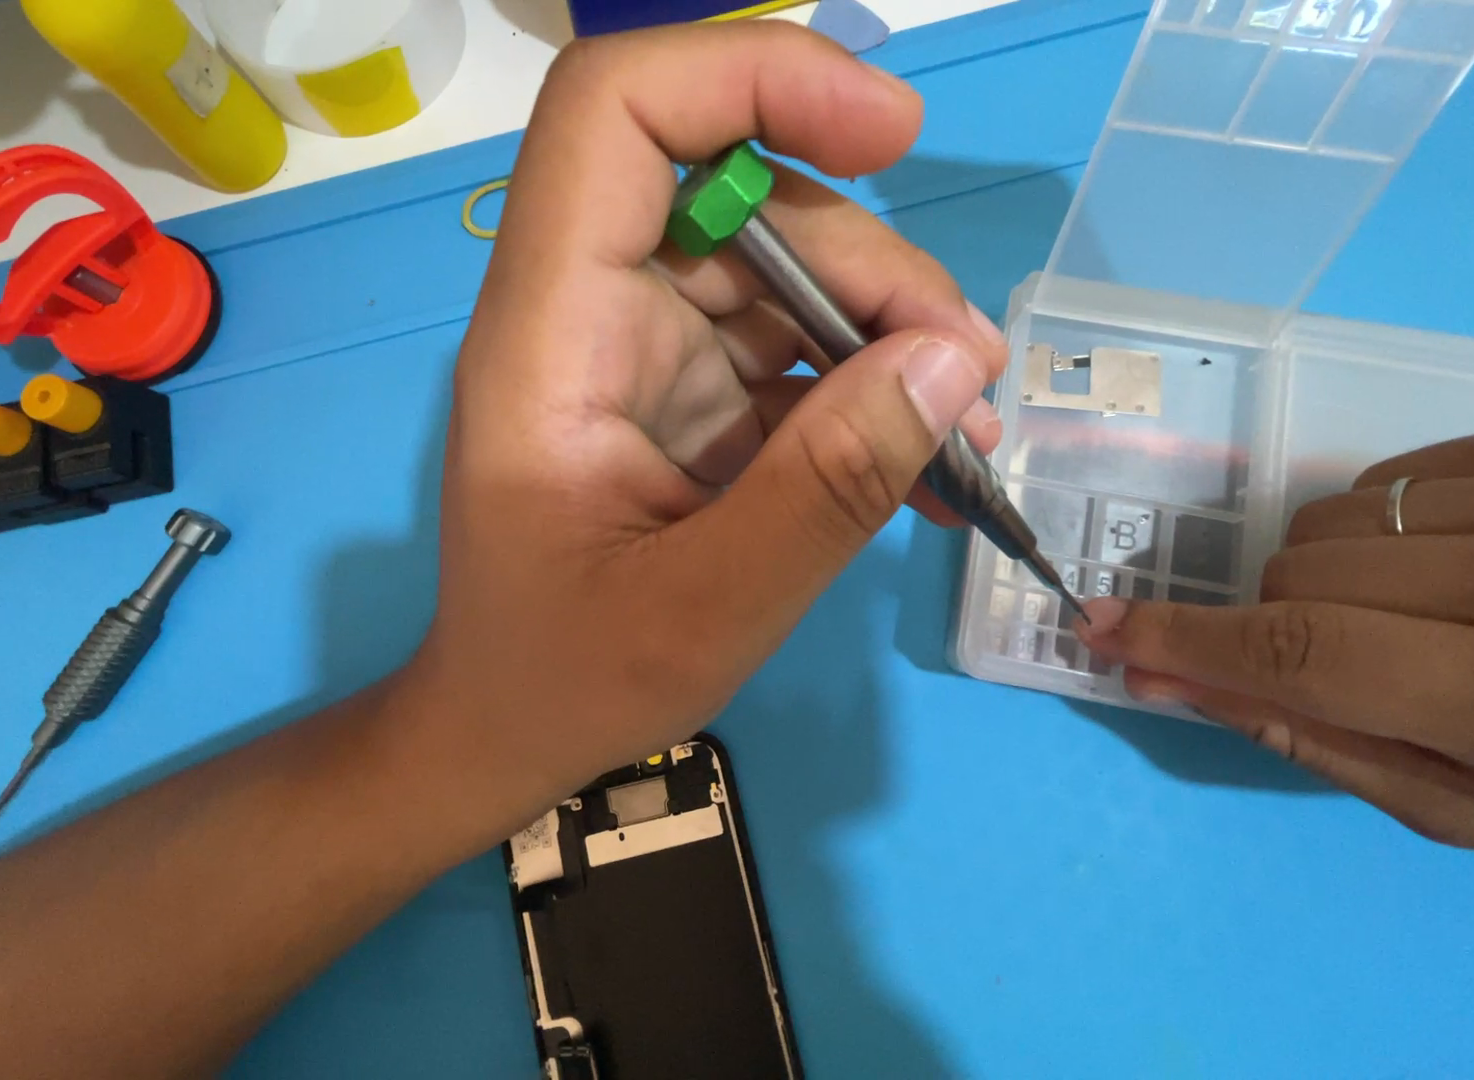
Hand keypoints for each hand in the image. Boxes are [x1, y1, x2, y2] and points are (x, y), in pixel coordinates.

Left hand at [410, 23, 1006, 837]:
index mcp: (554, 339)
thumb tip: (947, 366)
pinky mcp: (688, 405)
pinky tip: (927, 468)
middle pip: (741, 204)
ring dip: (888, 339)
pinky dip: (866, 399)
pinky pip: (792, 359)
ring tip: (963, 437)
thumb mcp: (705, 610)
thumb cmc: (568, 679)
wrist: (508, 728)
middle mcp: (595, 319)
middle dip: (871, 271)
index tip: (888, 132)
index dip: (750, 76)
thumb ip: (824, 490)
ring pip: (785, 279)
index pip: (617, 118)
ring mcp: (646, 359)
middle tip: (964, 377)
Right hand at [1078, 413, 1473, 873]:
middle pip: (1305, 577)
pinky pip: (1395, 475)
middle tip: (1359, 659)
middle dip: (1287, 623)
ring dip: (1336, 573)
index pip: (1312, 656)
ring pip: (1334, 520)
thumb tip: (1162, 675)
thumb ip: (1311, 737)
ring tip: (1431, 609)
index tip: (1105, 629)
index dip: (1190, 641)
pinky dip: (1394, 526)